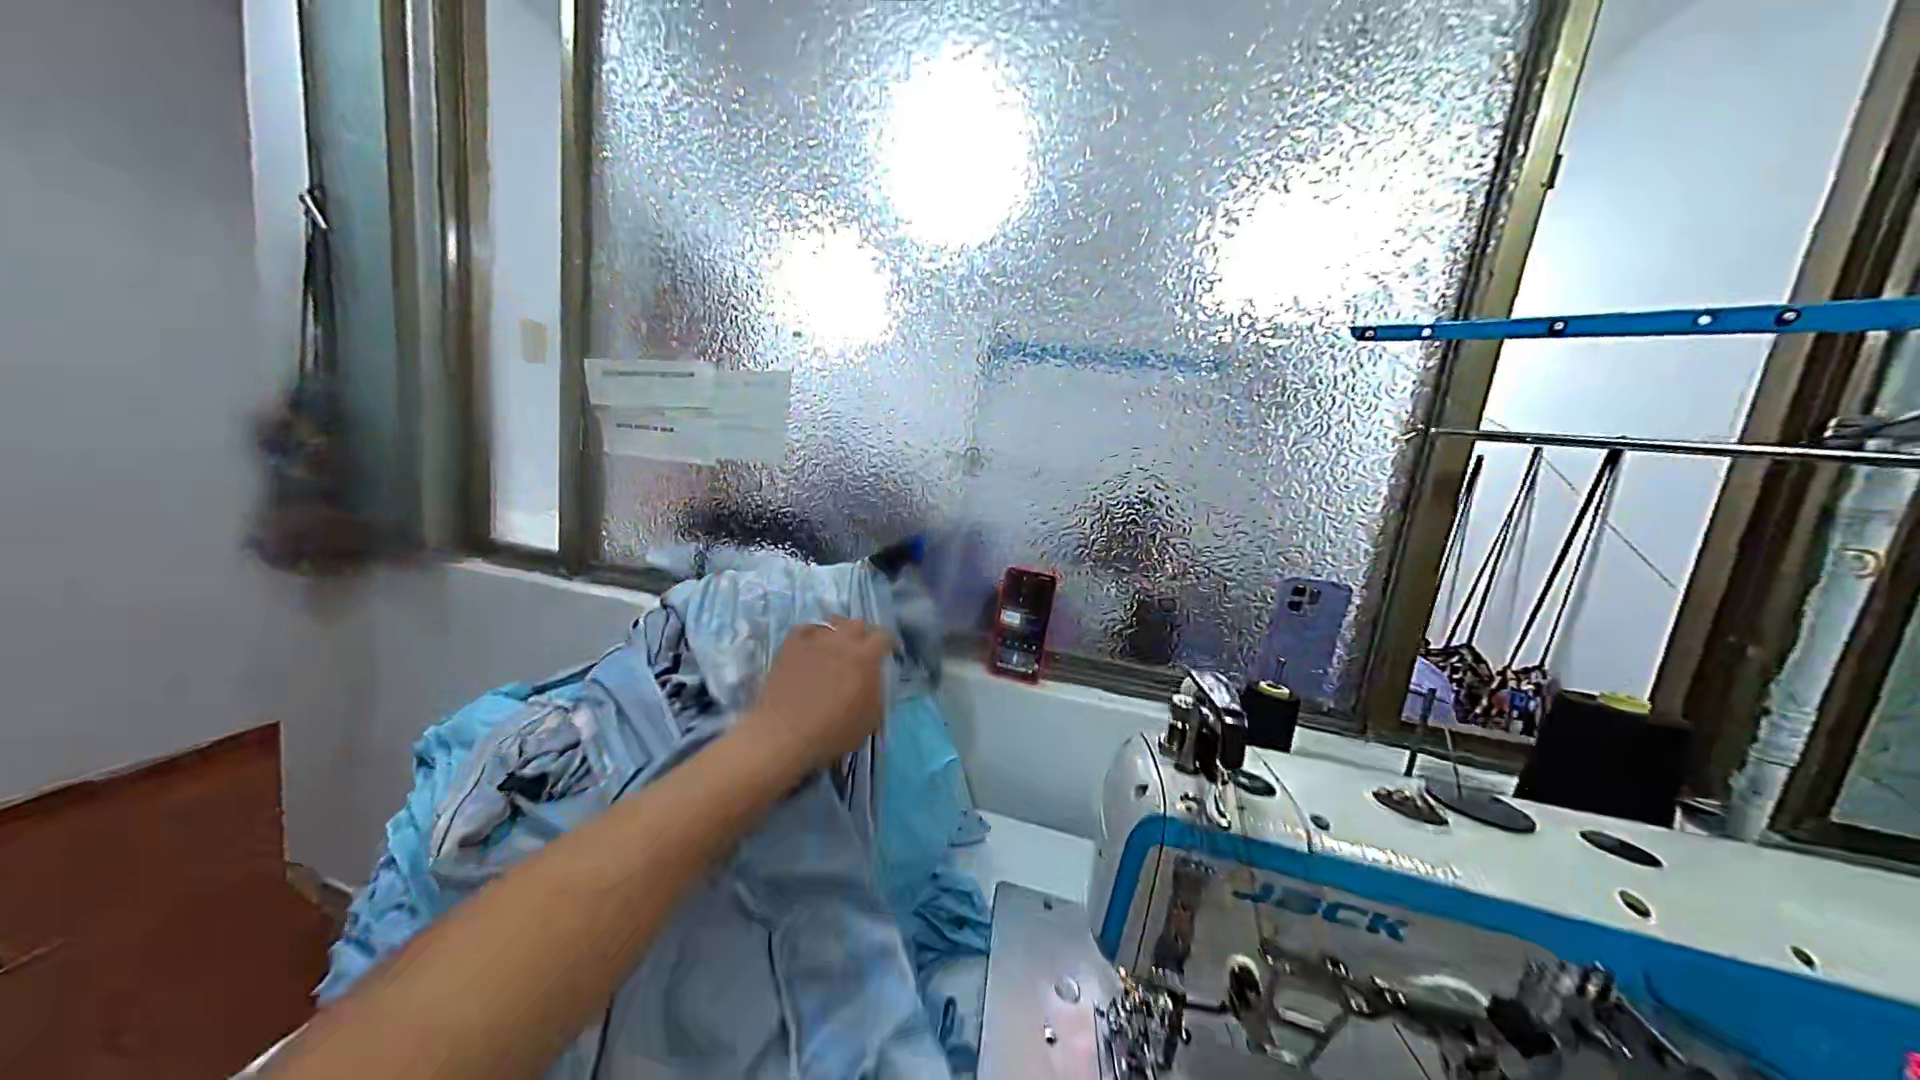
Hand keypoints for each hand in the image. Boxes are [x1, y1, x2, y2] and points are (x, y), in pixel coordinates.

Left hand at [736, 616, 890, 774]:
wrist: (786, 734)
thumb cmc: (834, 732)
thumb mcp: (871, 718)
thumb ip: (876, 690)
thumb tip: (873, 679)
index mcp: (866, 657)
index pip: (884, 636)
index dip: (887, 644)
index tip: (886, 653)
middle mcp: (842, 641)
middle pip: (858, 624)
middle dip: (863, 635)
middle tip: (861, 650)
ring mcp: (814, 640)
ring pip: (832, 623)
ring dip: (838, 631)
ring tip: (835, 645)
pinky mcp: (791, 645)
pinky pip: (805, 629)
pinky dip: (812, 634)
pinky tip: (811, 646)